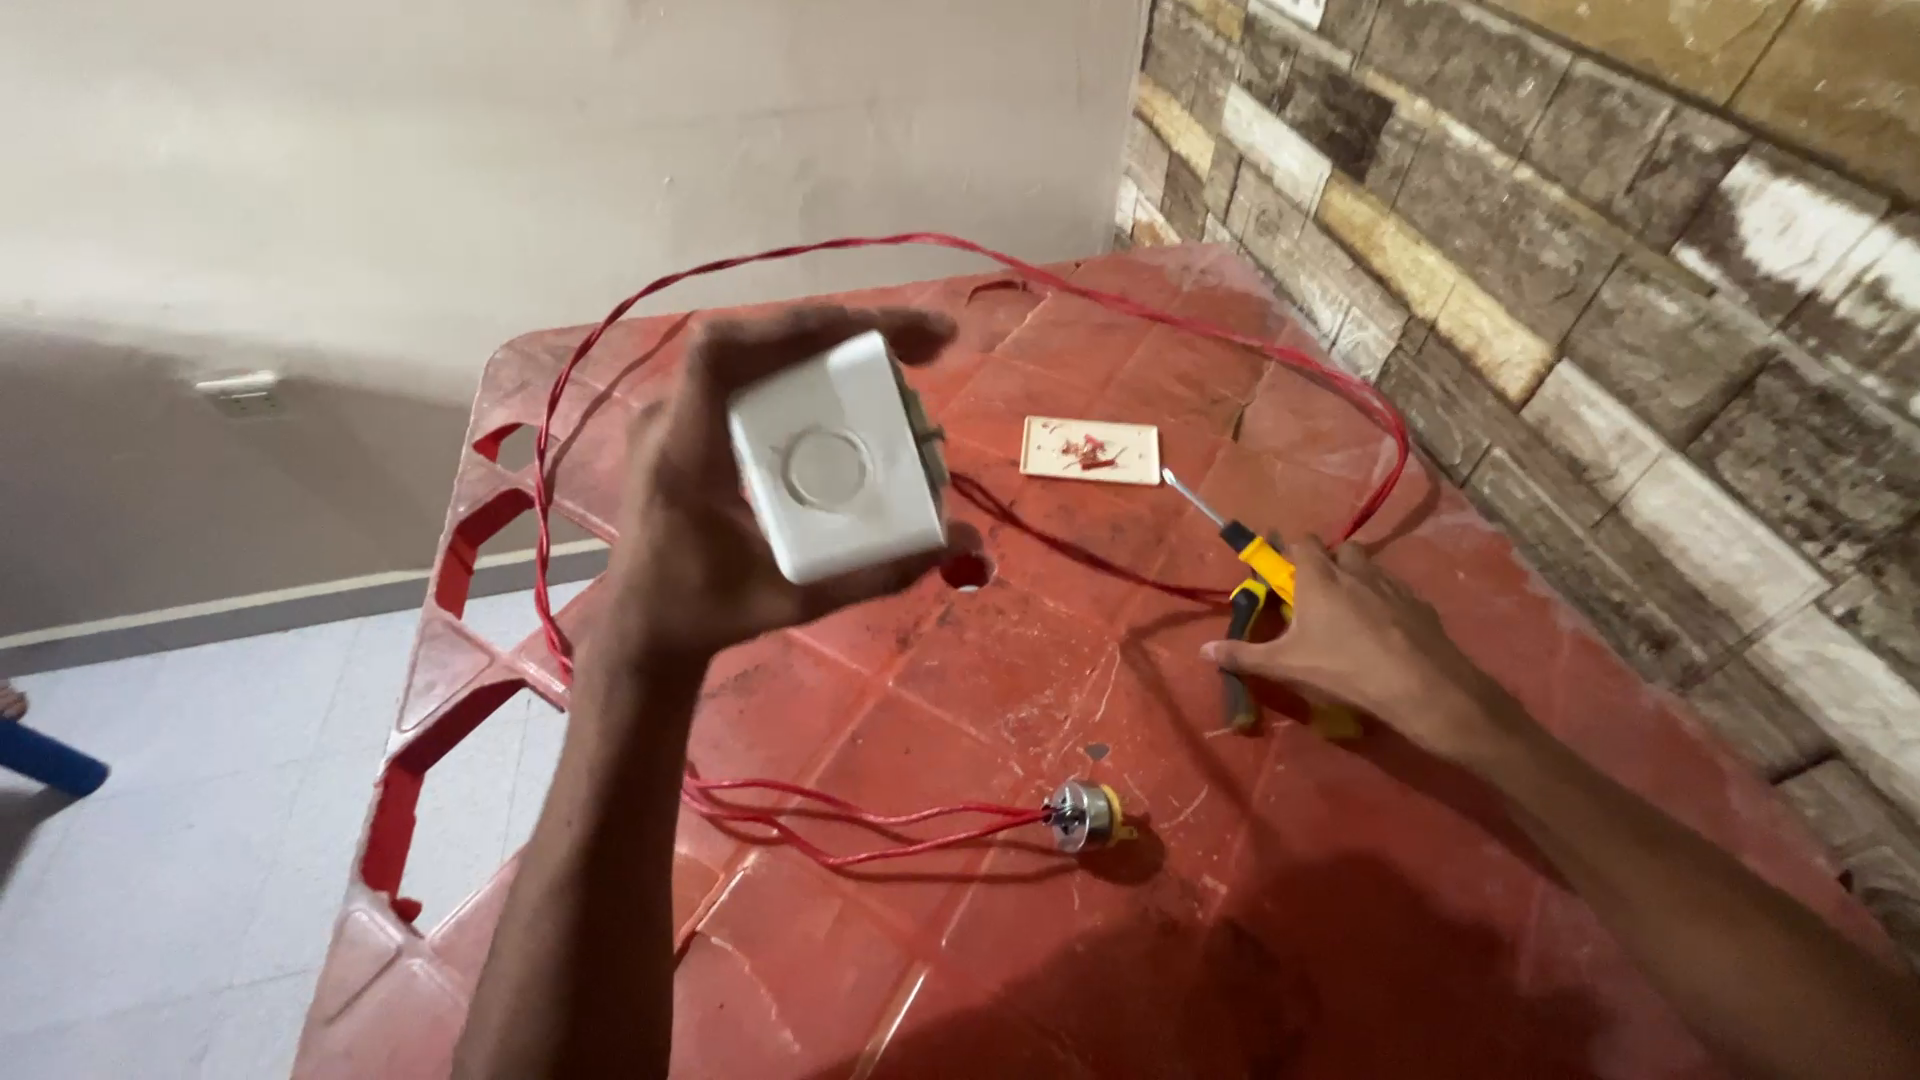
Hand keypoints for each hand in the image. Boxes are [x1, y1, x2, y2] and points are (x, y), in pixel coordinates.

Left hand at [596, 304, 976, 665]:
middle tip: (927, 343)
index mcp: (683, 455)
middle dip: (844, 328)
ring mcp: (677, 413)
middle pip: (755, 340)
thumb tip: (961, 540)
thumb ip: (878, 573)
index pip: (720, 358)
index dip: (796, 328)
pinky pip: (753, 369)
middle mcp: (672, 419)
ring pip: (757, 349)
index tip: (878, 334)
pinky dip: (809, 360)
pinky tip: (854, 370)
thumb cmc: (710, 613)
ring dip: (829, 338)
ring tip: (904, 348)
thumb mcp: (799, 599)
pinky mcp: (693, 418)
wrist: (648, 622)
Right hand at [1201, 540, 1533, 767]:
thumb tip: (1203, 650)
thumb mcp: (1286, 666)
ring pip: (1370, 567)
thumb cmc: (1343, 668)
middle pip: (1339, 549)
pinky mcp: (1419, 604)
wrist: (1422, 686)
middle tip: (1315, 591)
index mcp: (1318, 578)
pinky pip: (1396, 591)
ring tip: (1349, 609)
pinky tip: (1383, 629)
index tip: (1280, 567)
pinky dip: (1385, 600)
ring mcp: (1391, 585)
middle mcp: (1354, 571)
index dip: (1288, 549)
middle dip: (1326, 561)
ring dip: (1357, 577)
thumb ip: (1243, 656)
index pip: (1300, 542)